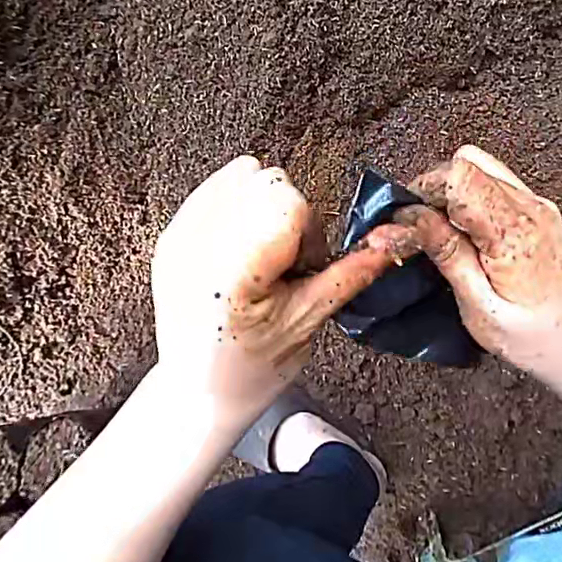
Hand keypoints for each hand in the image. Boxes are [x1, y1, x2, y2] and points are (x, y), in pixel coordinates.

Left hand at [152, 155, 412, 424]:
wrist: (196, 388)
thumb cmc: (250, 368)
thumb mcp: (307, 324)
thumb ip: (349, 275)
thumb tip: (390, 244)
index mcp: (233, 276)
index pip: (286, 201)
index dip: (309, 230)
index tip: (305, 264)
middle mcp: (198, 248)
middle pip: (267, 180)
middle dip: (289, 214)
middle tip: (283, 262)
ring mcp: (180, 237)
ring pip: (243, 173)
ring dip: (264, 205)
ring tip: (261, 254)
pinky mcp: (171, 232)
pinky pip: (216, 185)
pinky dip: (238, 204)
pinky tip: (241, 244)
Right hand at [394, 146, 561, 381]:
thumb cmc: (529, 335)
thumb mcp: (478, 306)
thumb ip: (447, 254)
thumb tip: (411, 218)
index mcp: (513, 233)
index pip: (460, 176)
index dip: (426, 190)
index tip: (410, 220)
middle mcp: (530, 209)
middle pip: (468, 162)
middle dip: (434, 188)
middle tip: (423, 227)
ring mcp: (537, 204)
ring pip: (480, 164)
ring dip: (452, 188)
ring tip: (445, 229)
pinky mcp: (538, 207)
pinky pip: (495, 179)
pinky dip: (471, 194)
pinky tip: (468, 229)